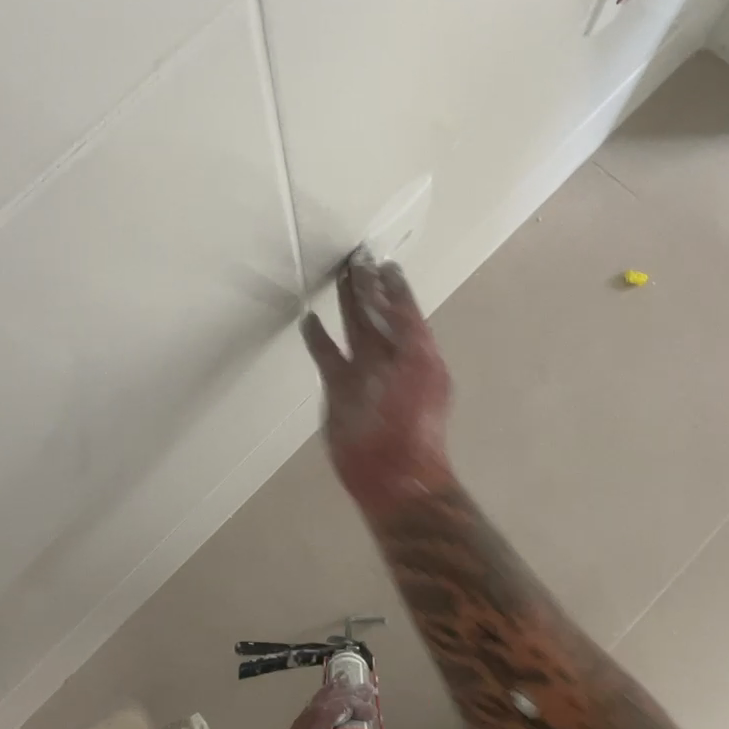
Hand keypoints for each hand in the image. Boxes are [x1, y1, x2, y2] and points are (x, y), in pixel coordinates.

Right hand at [300, 251, 453, 516]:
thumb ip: (406, 328)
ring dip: (344, 305)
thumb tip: (390, 292)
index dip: (393, 285)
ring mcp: (363, 373)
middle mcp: (389, 357)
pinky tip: (309, 320)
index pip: (403, 308)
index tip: (382, 261)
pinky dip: (318, 339)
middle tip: (354, 257)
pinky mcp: (338, 390)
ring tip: (335, 277)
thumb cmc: (413, 419)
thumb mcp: (420, 365)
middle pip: (375, 314)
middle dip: (366, 287)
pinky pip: (327, 357)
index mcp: (414, 350)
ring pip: (351, 330)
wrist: (394, 472)